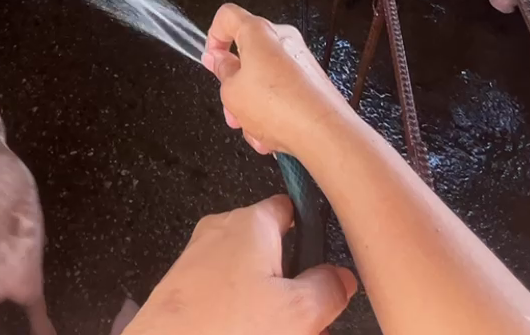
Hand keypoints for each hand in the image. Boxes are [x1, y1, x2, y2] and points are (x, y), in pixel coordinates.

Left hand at [124, 195, 356, 334]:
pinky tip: (255, 330)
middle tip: (315, 322)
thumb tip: (342, 276)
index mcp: (252, 221)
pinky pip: (227, 289)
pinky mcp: (187, 282)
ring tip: (292, 333)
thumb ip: (327, 289)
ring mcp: (201, 255)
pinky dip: (245, 309)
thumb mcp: (297, 312)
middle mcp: (223, 228)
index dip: (313, 230)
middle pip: (272, 247)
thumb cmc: (230, 325)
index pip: (289, 207)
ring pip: (250, 273)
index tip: (329, 259)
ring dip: (273, 302)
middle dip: (296, 283)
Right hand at [202, 3, 351, 159]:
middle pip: (246, 54)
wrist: (324, 133)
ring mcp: (299, 60)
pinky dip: (274, 112)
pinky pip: (282, 93)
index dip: (213, 37)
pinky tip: (271, 137)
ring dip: (253, 105)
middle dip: (234, 85)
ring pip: (263, 78)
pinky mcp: (312, 81)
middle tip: (231, 109)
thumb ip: (221, 72)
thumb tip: (218, 59)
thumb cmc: (278, 107)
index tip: (212, 61)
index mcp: (258, 32)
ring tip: (254, 131)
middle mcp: (282, 39)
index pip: (226, 16)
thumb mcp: (232, 92)